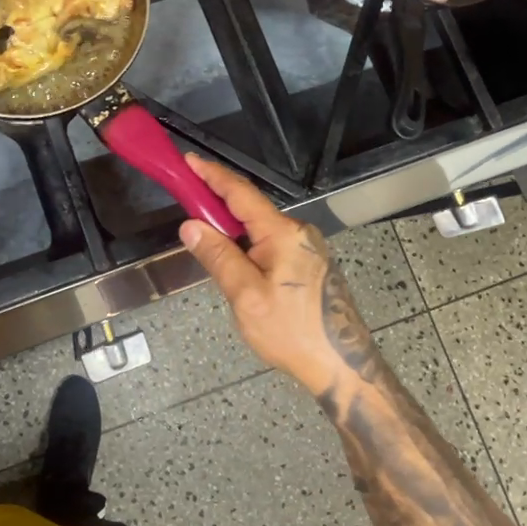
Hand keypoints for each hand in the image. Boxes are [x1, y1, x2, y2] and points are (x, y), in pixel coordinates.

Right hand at [176, 154, 353, 395]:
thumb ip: (218, 257)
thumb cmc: (292, 331)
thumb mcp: (246, 296)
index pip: (241, 193)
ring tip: (203, 235)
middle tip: (185, 199)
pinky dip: (245, 243)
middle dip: (217, 201)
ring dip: (230, 227)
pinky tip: (232, 259)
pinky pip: (269, 243)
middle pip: (250, 208)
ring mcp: (306, 249)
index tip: (189, 161)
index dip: (212, 175)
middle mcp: (297, 233)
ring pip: (259, 229)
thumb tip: (190, 226)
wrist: (340, 365)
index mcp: (283, 234)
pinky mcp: (308, 265)